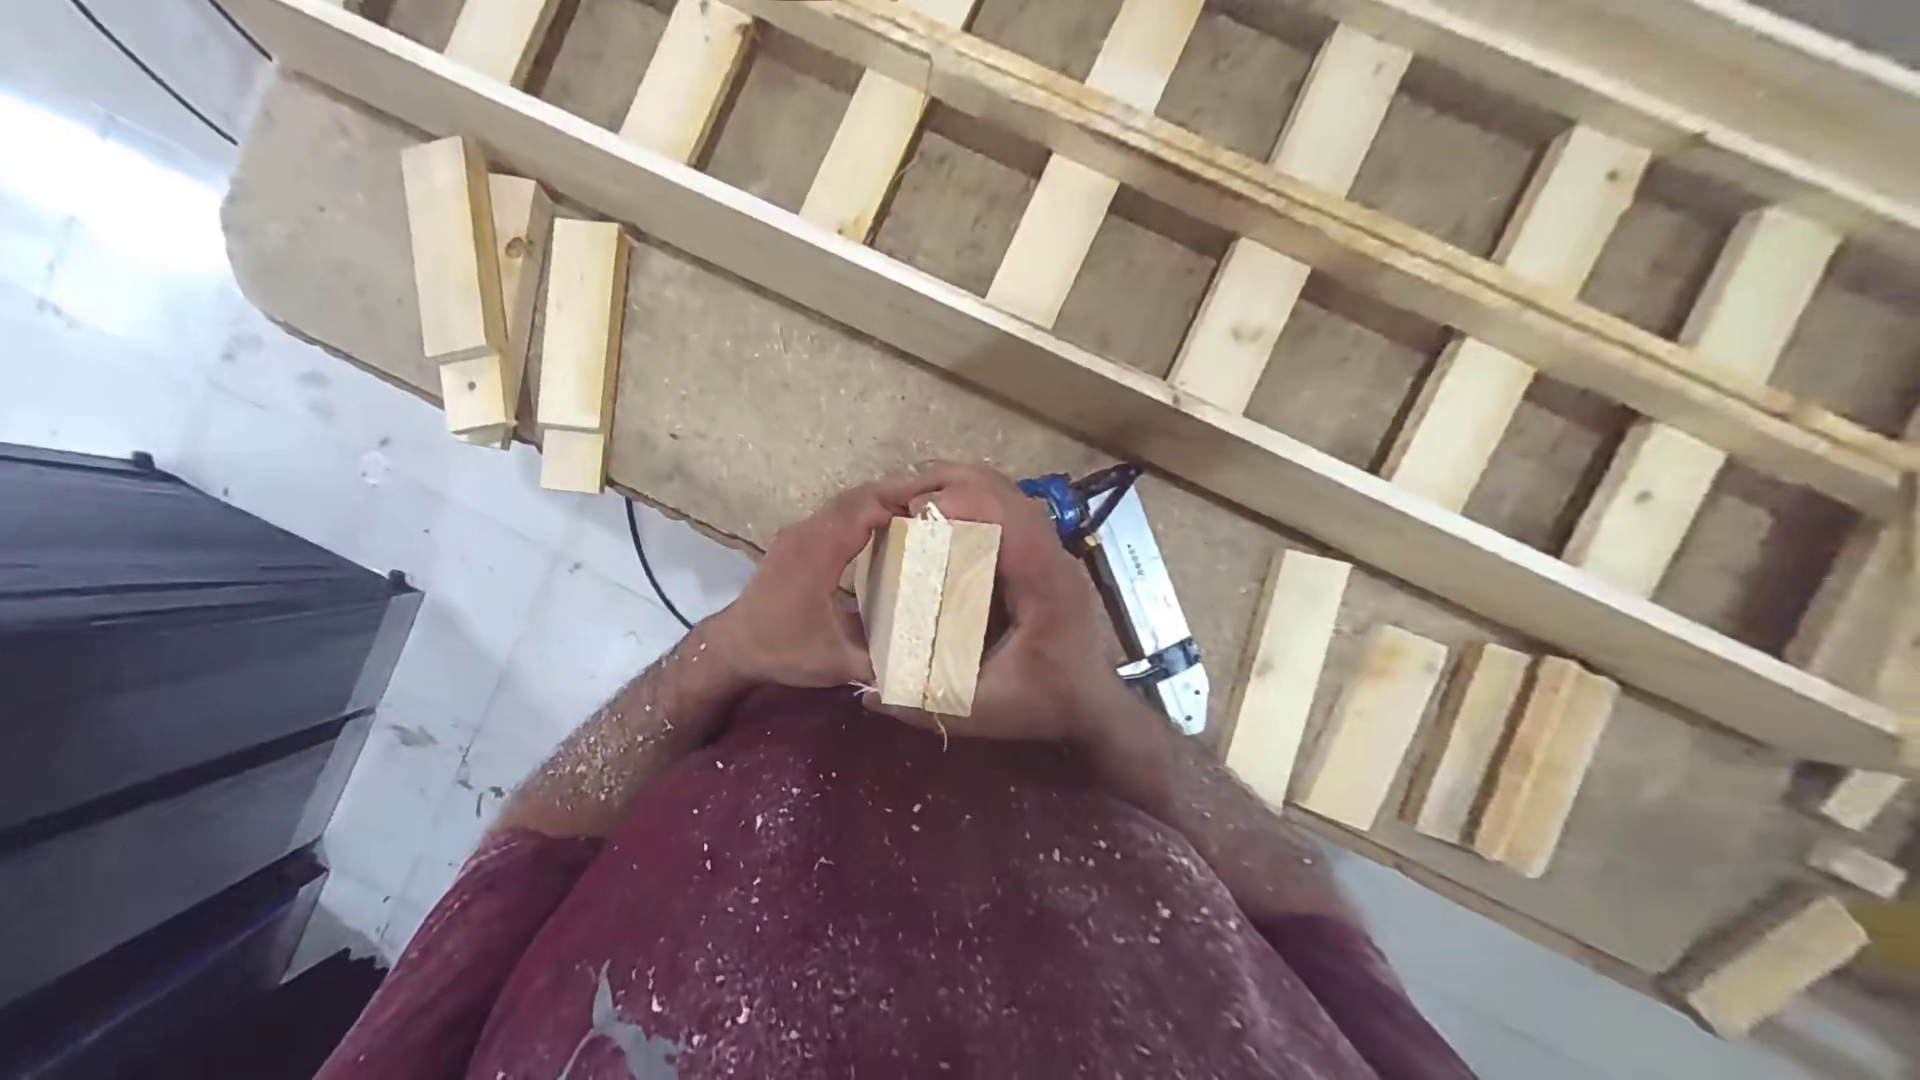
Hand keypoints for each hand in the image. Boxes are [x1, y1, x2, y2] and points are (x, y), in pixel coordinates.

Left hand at [709, 469, 942, 687]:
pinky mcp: (797, 539)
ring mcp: (799, 533)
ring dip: (880, 500)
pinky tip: (885, 524)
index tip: (935, 510)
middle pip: (857, 497)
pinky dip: (864, 511)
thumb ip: (882, 659)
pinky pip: (836, 513)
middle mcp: (807, 533)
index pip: (863, 510)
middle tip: (936, 503)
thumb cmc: (783, 649)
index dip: (899, 503)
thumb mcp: (838, 662)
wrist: (735, 646)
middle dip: (897, 494)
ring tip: (918, 510)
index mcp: (817, 553)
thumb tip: (927, 656)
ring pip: (846, 501)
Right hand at [873, 462, 1138, 743]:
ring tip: (914, 495)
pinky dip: (974, 502)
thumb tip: (864, 691)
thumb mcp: (982, 711)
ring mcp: (1052, 552)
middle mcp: (1053, 556)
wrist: (1091, 706)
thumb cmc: (1044, 704)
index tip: (911, 507)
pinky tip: (942, 514)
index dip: (963, 502)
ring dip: (963, 487)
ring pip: (1010, 496)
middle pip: (1008, 494)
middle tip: (900, 495)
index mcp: (1045, 584)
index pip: (1011, 520)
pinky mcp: (1043, 555)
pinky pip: (1010, 511)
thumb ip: (924, 703)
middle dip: (953, 484)